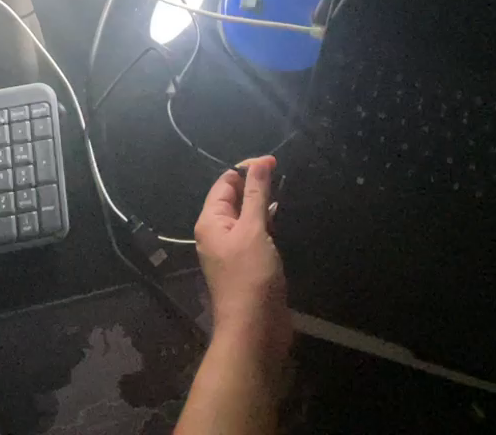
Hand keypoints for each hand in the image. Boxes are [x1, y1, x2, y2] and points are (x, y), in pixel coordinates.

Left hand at [192, 156, 290, 358]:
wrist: (255, 332)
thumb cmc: (250, 277)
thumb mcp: (254, 229)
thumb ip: (257, 194)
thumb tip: (260, 162)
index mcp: (211, 220)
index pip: (225, 182)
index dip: (247, 169)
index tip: (273, 162)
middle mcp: (217, 232)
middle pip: (234, 197)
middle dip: (255, 185)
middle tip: (282, 175)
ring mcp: (232, 249)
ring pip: (246, 216)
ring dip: (263, 204)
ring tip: (285, 192)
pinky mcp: (248, 264)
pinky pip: (255, 234)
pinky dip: (267, 223)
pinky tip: (281, 220)